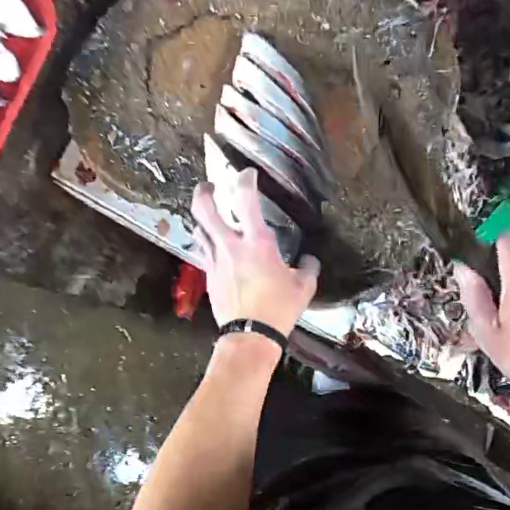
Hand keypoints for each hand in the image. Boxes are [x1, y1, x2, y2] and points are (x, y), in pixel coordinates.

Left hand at [192, 167, 319, 334]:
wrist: (251, 335)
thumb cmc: (279, 309)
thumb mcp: (304, 287)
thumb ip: (308, 267)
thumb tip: (310, 259)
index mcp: (257, 243)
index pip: (246, 199)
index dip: (246, 180)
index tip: (248, 174)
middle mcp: (231, 246)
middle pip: (205, 209)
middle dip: (204, 193)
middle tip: (209, 187)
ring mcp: (216, 261)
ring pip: (199, 230)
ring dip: (203, 219)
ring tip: (210, 217)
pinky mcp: (209, 277)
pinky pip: (202, 252)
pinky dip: (206, 244)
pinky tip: (214, 247)